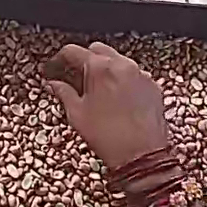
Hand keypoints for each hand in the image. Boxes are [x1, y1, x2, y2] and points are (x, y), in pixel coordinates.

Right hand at [42, 43, 168, 168]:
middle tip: (73, 76)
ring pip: (117, 59)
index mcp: (100, 68)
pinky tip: (114, 97)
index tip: (54, 67)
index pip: (73, 51)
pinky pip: (132, 74)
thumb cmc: (109, 137)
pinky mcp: (152, 86)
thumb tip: (54, 85)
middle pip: (97, 49)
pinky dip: (120, 79)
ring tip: (94, 89)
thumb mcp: (77, 114)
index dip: (59, 59)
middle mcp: (122, 65)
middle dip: (83, 59)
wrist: (142, 156)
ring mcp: (140, 74)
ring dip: (103, 68)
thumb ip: (63, 93)